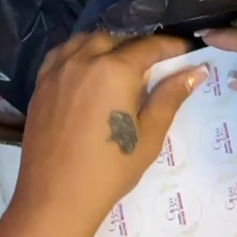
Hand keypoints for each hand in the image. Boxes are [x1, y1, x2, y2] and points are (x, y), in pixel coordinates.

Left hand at [11, 33, 207, 236]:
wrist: (55, 196)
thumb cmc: (109, 171)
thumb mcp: (149, 137)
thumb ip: (170, 97)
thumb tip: (195, 71)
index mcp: (114, 71)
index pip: (149, 47)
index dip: (170, 47)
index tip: (185, 51)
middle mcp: (84, 60)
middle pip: (116, 40)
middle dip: (137, 48)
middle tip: (152, 68)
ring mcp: (57, 70)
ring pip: (85, 41)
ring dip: (106, 46)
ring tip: (119, 66)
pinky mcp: (40, 84)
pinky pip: (60, 54)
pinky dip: (77, 52)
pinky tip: (85, 68)